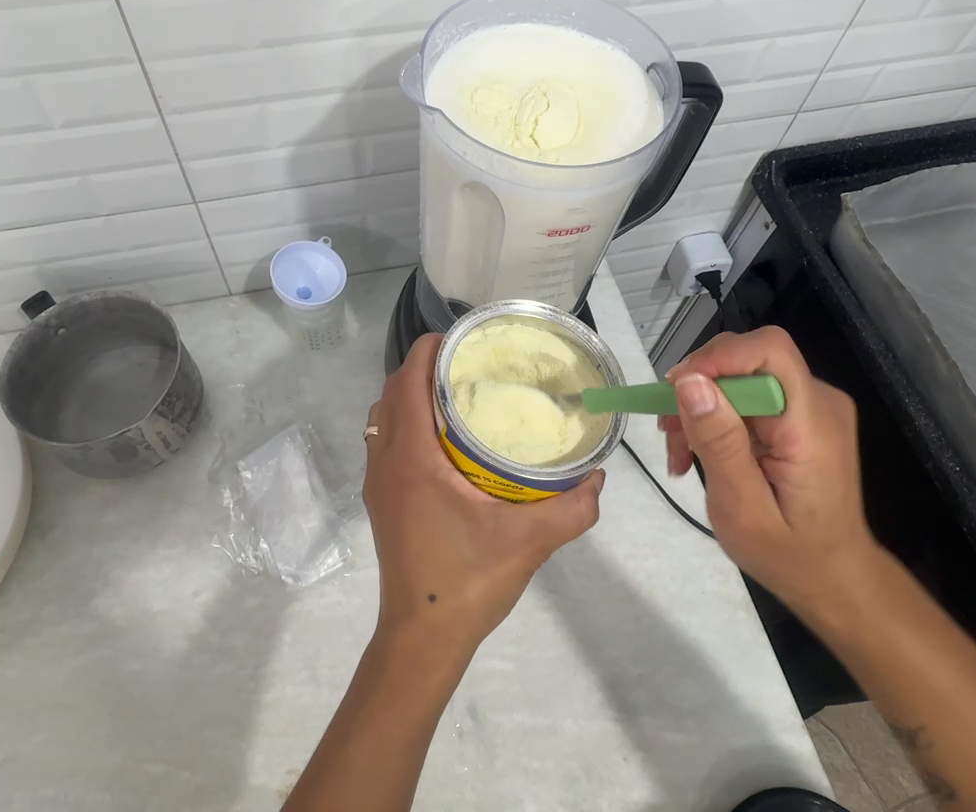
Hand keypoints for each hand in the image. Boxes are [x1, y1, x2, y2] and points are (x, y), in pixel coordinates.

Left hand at [363, 334, 603, 659]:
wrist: (422, 637)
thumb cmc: (468, 581)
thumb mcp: (529, 541)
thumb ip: (571, 508)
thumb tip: (597, 477)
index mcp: (412, 458)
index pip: (409, 381)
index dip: (429, 350)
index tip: (462, 338)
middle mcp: (386, 462)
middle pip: (393, 393)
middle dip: (424, 368)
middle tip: (469, 363)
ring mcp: (378, 483)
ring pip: (385, 418)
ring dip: (412, 397)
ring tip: (459, 395)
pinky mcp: (381, 501)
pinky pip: (386, 442)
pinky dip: (408, 424)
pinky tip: (447, 441)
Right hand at [661, 327, 875, 612]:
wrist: (835, 578)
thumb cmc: (789, 554)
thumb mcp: (742, 508)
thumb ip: (719, 442)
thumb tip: (690, 382)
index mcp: (812, 424)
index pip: (769, 351)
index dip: (717, 357)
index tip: (674, 390)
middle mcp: (818, 402)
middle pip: (749, 359)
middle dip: (700, 387)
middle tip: (668, 433)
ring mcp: (811, 408)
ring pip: (742, 378)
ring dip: (702, 408)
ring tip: (680, 455)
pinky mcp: (800, 417)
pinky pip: (750, 398)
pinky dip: (717, 419)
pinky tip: (699, 454)